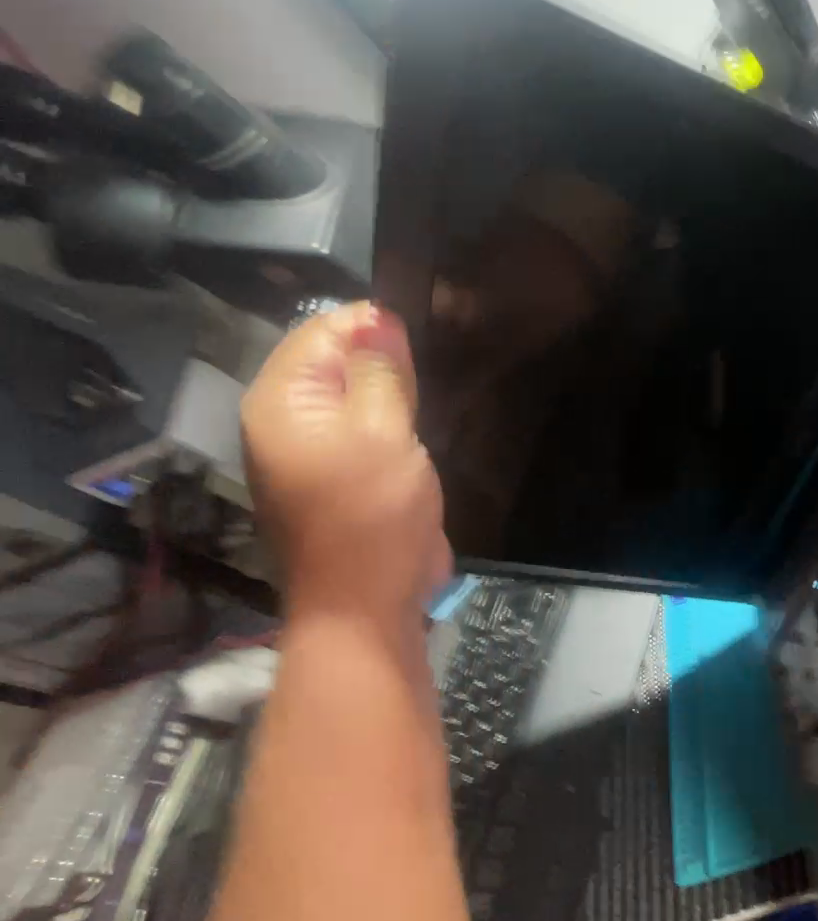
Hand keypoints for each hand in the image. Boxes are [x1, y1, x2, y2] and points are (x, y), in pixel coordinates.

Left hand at [242, 302, 450, 626]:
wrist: (364, 602)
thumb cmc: (373, 515)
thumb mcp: (385, 434)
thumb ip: (381, 374)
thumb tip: (379, 318)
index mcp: (281, 402)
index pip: (319, 334)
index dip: (371, 327)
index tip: (426, 335)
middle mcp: (284, 420)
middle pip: (332, 364)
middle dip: (382, 361)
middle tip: (433, 373)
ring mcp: (308, 451)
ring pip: (351, 398)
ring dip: (391, 396)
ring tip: (430, 400)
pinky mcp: (337, 477)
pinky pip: (361, 431)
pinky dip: (391, 424)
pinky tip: (420, 433)